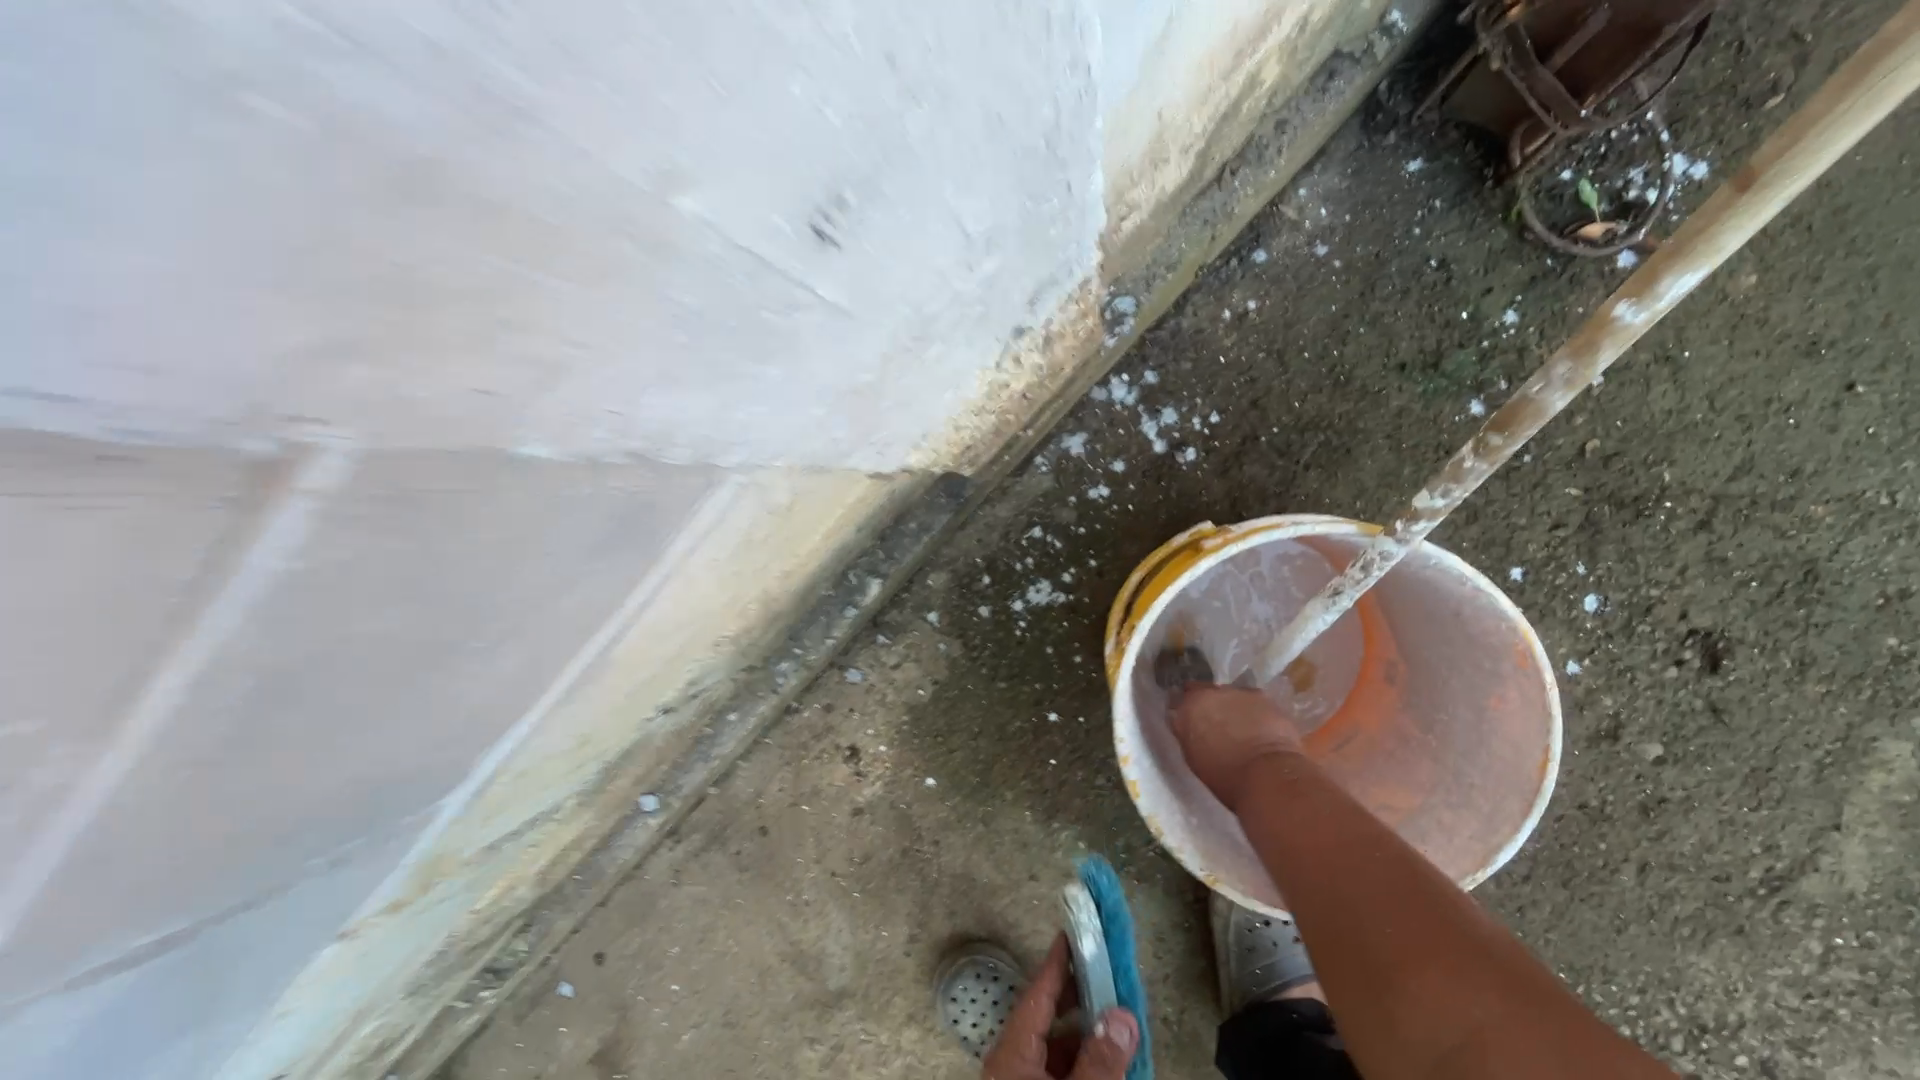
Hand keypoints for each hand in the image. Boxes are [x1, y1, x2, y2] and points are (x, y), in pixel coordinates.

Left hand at [982, 936, 1138, 1079]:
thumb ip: (1099, 1059)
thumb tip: (1123, 1015)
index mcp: (1011, 1052)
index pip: (1037, 994)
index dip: (1056, 962)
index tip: (1071, 931)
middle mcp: (1010, 1061)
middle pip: (1046, 1015)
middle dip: (1077, 993)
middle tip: (1106, 969)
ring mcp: (1020, 1078)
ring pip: (1054, 1044)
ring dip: (1084, 1029)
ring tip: (1117, 1014)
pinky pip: (1057, 1066)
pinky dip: (1081, 1056)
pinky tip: (1107, 1055)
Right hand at [1170, 684, 1304, 812]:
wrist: (1268, 775)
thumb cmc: (1224, 775)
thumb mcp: (1193, 755)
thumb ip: (1188, 732)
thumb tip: (1189, 726)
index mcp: (1190, 705)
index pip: (1181, 698)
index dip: (1187, 709)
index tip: (1191, 721)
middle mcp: (1215, 692)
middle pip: (1210, 693)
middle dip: (1212, 707)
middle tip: (1217, 727)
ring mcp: (1245, 694)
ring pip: (1236, 698)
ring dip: (1236, 710)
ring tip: (1244, 731)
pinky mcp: (1272, 701)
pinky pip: (1259, 706)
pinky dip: (1259, 716)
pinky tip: (1264, 734)